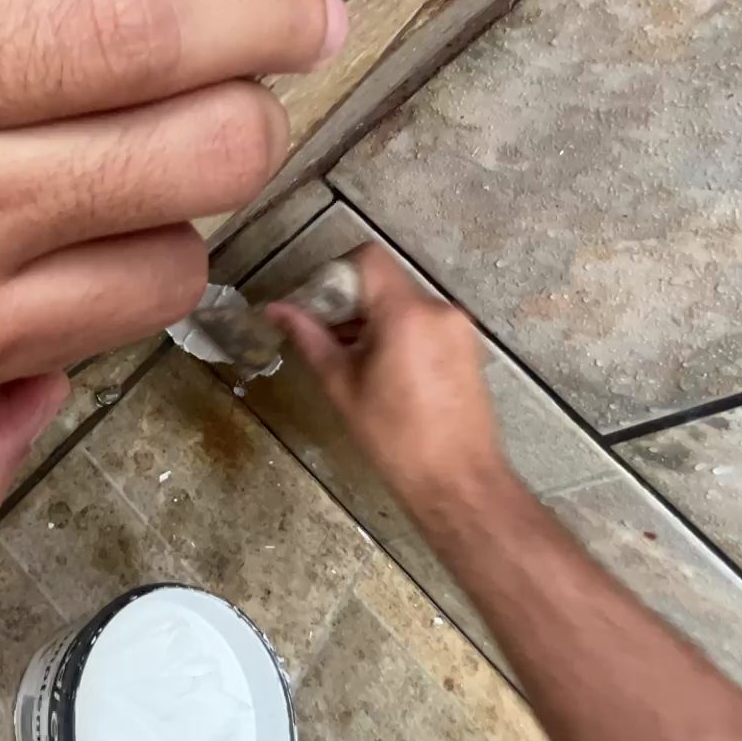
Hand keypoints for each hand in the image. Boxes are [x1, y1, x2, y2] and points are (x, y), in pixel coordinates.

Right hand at [267, 245, 508, 508]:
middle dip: (349, 300)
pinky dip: (396, 329)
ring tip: (349, 355)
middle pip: (383, 280)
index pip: (368, 258)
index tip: (318, 304)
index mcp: (405, 313)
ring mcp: (457, 326)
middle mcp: (437, 308)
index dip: (336, 271)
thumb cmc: (393, 435)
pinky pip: (422, 319)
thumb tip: (274, 308)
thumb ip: (308, 336)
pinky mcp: (467, 345)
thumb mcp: (340, 383)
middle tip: (323, 333)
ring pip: (402, 300)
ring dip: (371, 316)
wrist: (458, 481)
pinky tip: (380, 367)